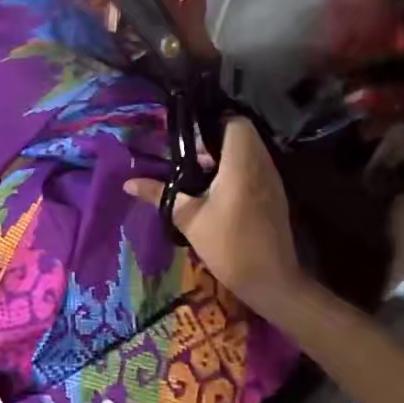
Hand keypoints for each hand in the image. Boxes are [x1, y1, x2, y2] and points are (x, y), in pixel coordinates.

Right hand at [126, 118, 304, 313]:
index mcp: (241, 164)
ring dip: (226, 158)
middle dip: (215, 141)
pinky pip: (256, 169)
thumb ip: (160, 194)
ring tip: (200, 178)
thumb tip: (128, 183)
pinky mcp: (276, 195)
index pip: (236, 122)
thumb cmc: (229, 245)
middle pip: (242, 135)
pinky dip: (238, 172)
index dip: (214, 123)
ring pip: (250, 152)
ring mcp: (272, 180)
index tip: (191, 138)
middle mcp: (262, 164)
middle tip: (190, 159)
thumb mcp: (189, 219)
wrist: (270, 280)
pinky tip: (218, 195)